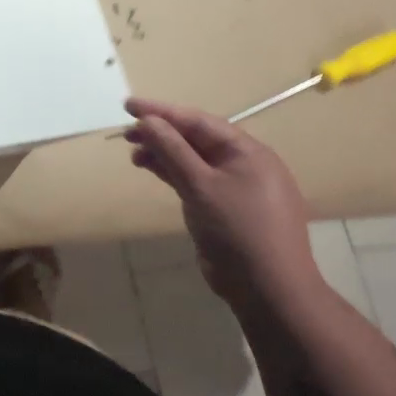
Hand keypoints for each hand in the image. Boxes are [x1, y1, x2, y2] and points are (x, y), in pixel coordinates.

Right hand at [124, 98, 320, 312]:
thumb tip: (148, 120)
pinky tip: (152, 170)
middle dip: (161, 133)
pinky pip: (196, 179)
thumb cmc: (238, 230)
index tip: (128, 106)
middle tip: (127, 133)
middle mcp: (245, 165)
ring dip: (164, 154)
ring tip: (134, 155)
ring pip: (194, 160)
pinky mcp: (225, 208)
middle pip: (197, 139)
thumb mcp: (201, 186)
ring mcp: (236, 188)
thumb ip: (172, 150)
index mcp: (248, 153)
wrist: (268, 289)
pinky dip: (173, 172)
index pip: (199, 121)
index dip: (162, 111)